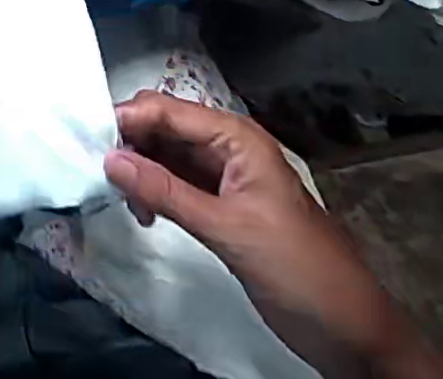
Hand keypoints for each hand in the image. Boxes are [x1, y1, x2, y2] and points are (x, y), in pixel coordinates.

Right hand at [104, 92, 442, 378]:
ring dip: (140, 169)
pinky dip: (153, 189)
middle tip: (106, 176)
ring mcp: (220, 172)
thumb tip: (110, 160)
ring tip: (127, 201)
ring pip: (163, 152)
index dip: (128, 119)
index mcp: (234, 136)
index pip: (167, 110)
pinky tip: (143, 212)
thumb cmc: (299, 270)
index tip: (90, 141)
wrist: (353, 333)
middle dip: (131, 143)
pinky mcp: (217, 199)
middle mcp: (224, 144)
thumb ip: (166, 192)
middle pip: (162, 125)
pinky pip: (172, 179)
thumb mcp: (229, 230)